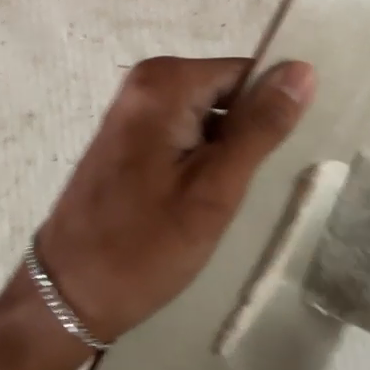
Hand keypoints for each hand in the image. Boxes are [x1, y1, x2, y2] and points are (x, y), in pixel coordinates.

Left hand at [34, 56, 315, 342]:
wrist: (65, 300)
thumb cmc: (143, 246)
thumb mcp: (216, 188)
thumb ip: (262, 125)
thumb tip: (304, 69)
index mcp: (167, 81)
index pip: (248, 74)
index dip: (270, 113)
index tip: (278, 158)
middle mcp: (148, 81)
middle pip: (229, 92)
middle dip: (247, 135)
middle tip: (245, 187)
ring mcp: (135, 108)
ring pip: (212, 115)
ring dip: (227, 151)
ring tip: (225, 198)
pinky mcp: (131, 135)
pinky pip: (188, 130)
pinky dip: (204, 159)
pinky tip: (203, 200)